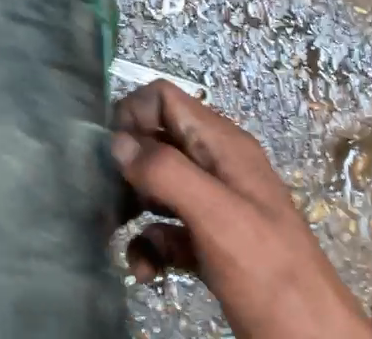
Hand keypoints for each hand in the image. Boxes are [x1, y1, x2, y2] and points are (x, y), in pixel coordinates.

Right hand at [112, 81, 371, 338]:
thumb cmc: (268, 271)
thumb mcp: (217, 216)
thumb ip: (166, 171)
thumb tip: (117, 142)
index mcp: (223, 146)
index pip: (166, 99)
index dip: (132, 116)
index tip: (111, 153)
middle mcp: (217, 167)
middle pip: (156, 141)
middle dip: (125, 165)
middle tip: (103, 195)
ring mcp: (215, 207)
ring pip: (157, 187)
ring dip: (130, 207)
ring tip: (111, 231)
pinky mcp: (210, 245)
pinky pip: (167, 230)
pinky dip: (149, 245)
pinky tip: (144, 269)